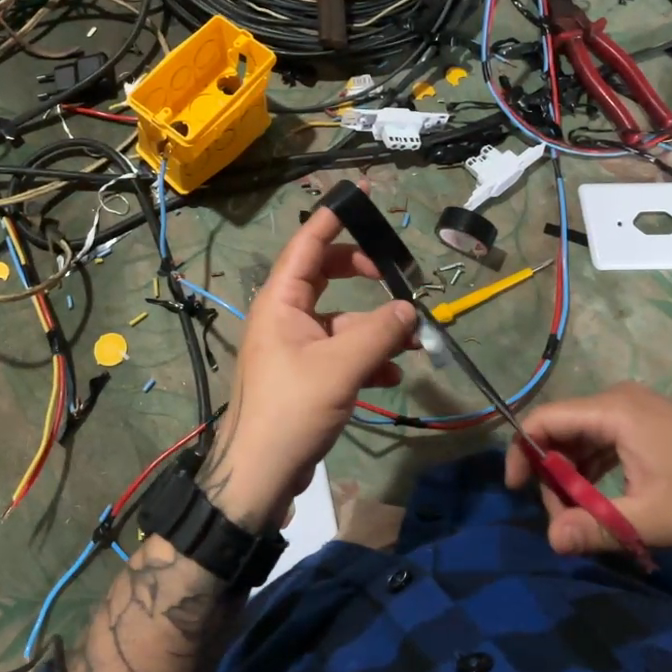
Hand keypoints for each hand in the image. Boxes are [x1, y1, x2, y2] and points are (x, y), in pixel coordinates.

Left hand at [197, 203, 415, 531]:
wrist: (258, 477)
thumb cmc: (291, 410)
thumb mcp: (341, 368)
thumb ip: (379, 334)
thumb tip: (410, 311)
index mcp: (281, 300)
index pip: (308, 243)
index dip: (334, 217)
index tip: (361, 195)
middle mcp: (284, 315)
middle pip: (326, 275)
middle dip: (363, 273)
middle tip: (397, 274)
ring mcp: (293, 346)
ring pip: (339, 318)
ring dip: (374, 325)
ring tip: (413, 339)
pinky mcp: (304, 374)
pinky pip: (339, 351)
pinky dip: (366, 357)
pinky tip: (391, 375)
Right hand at [504, 382, 671, 555]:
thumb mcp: (650, 521)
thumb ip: (595, 527)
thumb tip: (550, 539)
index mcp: (614, 410)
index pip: (545, 420)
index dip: (522, 453)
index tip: (517, 491)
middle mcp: (619, 399)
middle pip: (562, 427)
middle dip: (552, 472)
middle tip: (563, 517)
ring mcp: (636, 407)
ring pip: (582, 434)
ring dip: (573, 473)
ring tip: (582, 515)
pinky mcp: (648, 421)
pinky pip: (603, 437)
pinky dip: (593, 467)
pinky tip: (602, 500)